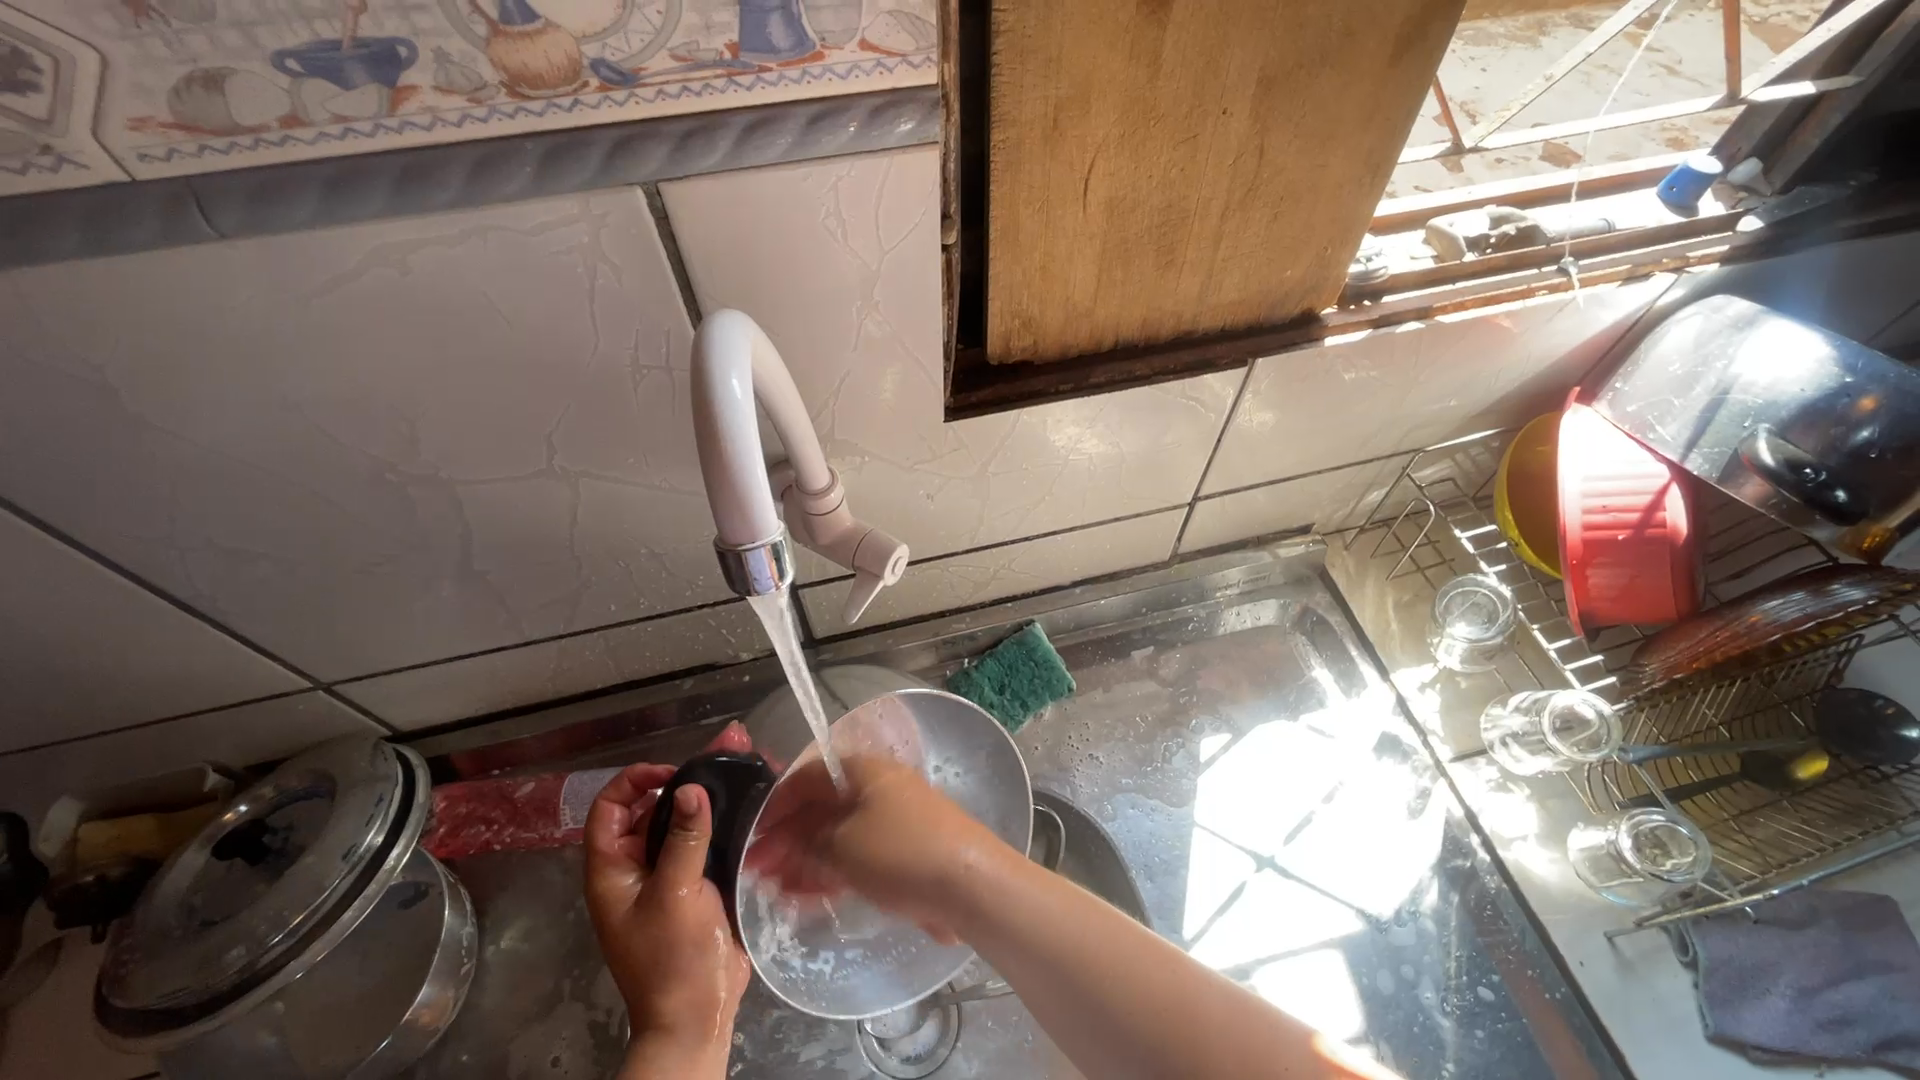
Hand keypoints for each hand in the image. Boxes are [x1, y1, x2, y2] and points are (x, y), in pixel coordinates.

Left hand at [584, 748, 751, 1078]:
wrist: (697, 1015)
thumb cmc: (672, 958)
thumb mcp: (674, 894)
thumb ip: (684, 839)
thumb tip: (691, 788)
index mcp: (612, 870)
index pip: (609, 809)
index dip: (634, 782)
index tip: (674, 772)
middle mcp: (637, 868)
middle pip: (651, 810)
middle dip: (685, 779)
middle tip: (727, 751)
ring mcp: (668, 878)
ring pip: (683, 824)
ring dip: (709, 797)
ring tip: (746, 766)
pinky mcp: (697, 887)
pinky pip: (705, 843)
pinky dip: (724, 821)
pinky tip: (751, 804)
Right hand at [743, 755, 1012, 942]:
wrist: (971, 885)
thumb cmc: (901, 853)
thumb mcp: (842, 846)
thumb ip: (808, 842)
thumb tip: (789, 842)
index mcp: (863, 770)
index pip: (807, 777)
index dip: (775, 805)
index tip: (751, 836)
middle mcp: (877, 788)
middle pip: (821, 808)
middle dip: (786, 838)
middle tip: (756, 872)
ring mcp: (893, 821)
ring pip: (837, 836)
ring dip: (804, 860)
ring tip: (774, 890)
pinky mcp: (904, 853)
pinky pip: (857, 857)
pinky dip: (830, 872)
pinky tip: (805, 897)